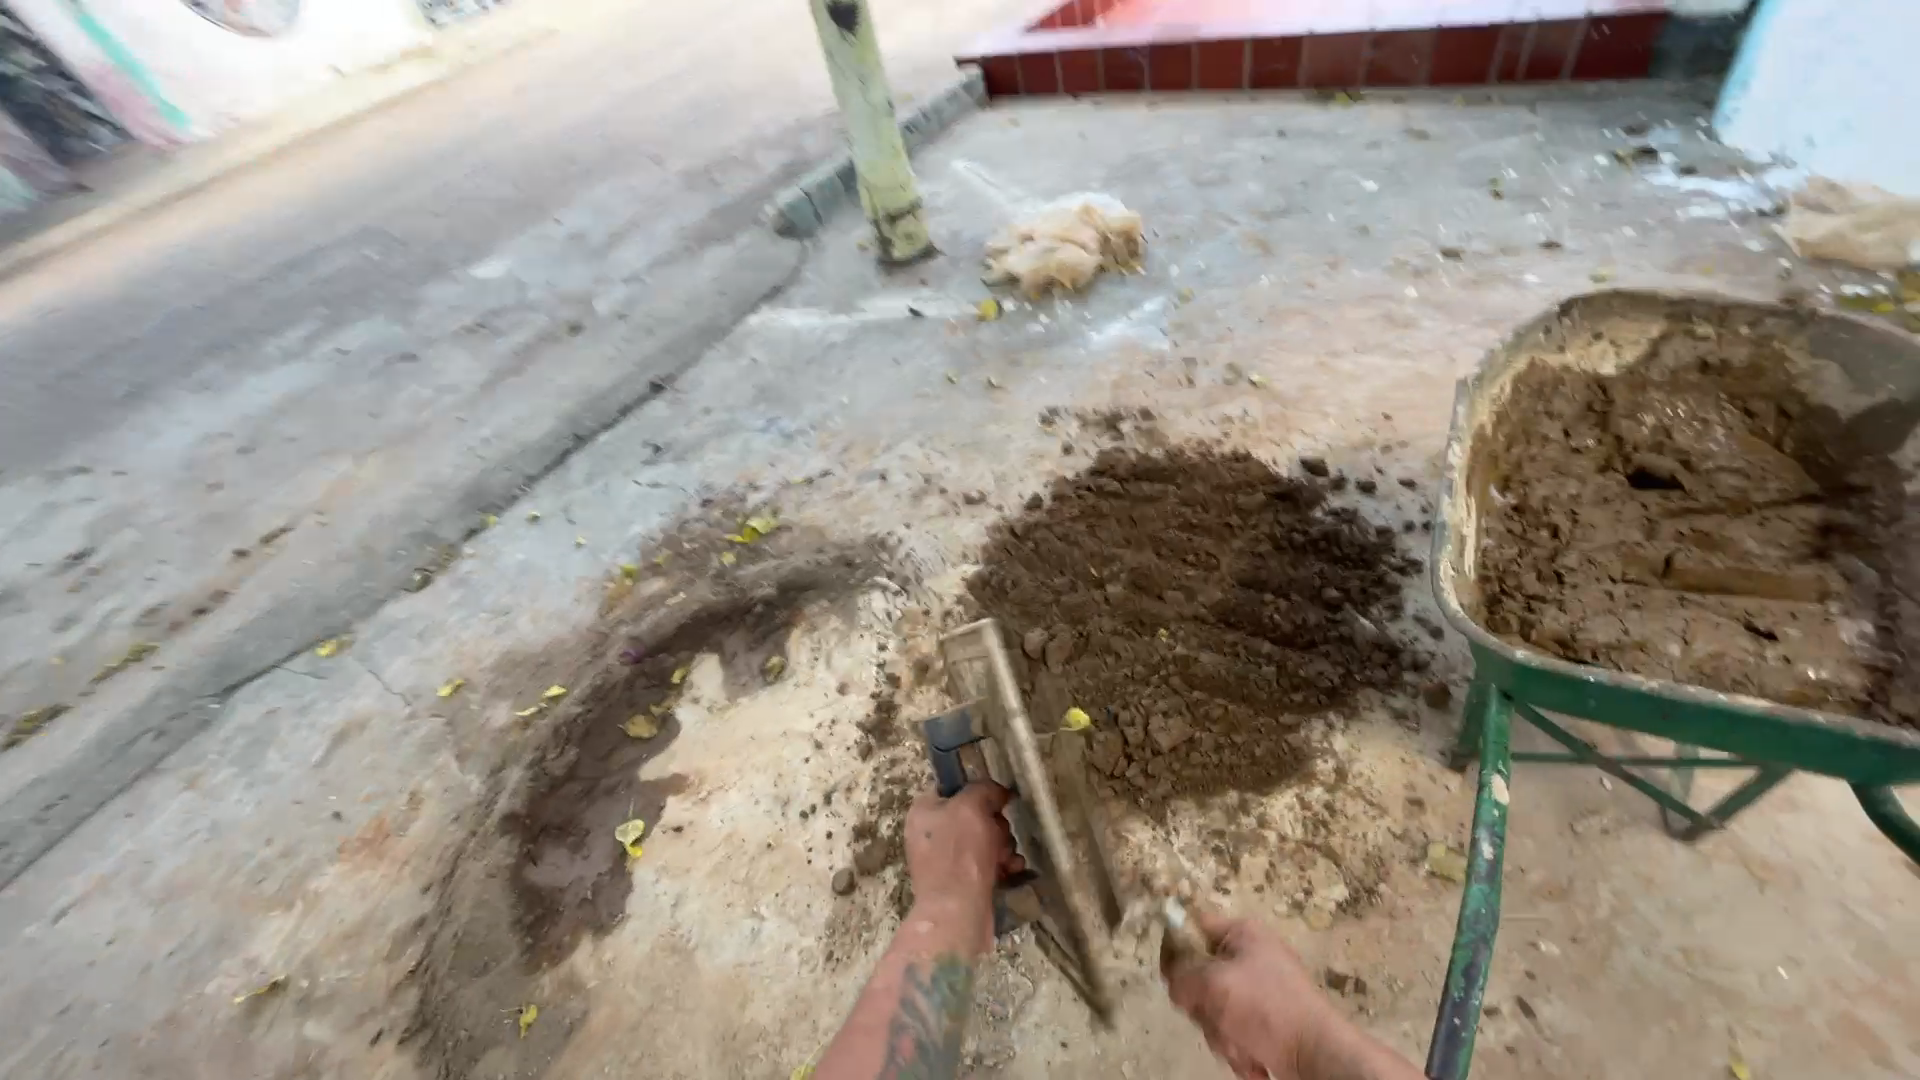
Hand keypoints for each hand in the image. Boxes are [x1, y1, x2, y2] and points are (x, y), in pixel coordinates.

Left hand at [902, 782, 1024, 949]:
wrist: (957, 914)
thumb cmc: (960, 854)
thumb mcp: (972, 806)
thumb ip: (984, 789)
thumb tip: (996, 793)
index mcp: (923, 811)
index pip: (952, 787)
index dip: (977, 791)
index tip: (996, 800)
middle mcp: (931, 833)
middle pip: (974, 814)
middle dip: (995, 824)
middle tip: (999, 835)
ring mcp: (945, 859)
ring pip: (985, 839)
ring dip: (1003, 846)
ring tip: (1006, 858)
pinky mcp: (960, 881)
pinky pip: (987, 863)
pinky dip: (1002, 865)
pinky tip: (1011, 870)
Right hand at [1161, 910, 1336, 1078]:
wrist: (1320, 1057)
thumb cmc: (1268, 1009)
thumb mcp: (1214, 984)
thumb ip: (1182, 976)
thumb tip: (1175, 986)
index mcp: (1241, 932)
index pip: (1191, 927)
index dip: (1175, 950)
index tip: (1173, 978)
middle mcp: (1249, 956)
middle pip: (1200, 975)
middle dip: (1204, 1007)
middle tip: (1213, 1017)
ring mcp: (1258, 991)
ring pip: (1213, 1008)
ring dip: (1220, 1034)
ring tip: (1239, 1046)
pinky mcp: (1265, 1022)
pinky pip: (1232, 1029)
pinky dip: (1237, 1048)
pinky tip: (1252, 1060)